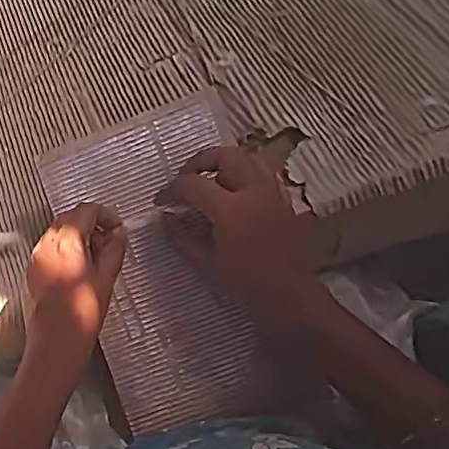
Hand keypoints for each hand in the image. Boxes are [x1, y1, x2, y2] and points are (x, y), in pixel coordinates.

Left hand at [23, 203, 126, 382]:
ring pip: (59, 233)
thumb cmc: (80, 316)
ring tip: (98, 258)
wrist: (56, 343)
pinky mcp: (33, 272)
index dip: (105, 215)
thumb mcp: (106, 278)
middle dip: (91, 225)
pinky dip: (66, 251)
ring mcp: (37, 258)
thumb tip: (118, 236)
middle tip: (110, 240)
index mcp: (65, 241)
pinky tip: (81, 269)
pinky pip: (50, 250)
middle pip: (70, 218)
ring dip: (79, 237)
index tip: (117, 226)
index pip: (86, 211)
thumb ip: (114, 249)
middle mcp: (46, 245)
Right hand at [159, 143, 315, 301]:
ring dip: (225, 163)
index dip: (172, 190)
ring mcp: (273, 192)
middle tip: (185, 180)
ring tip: (211, 179)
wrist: (286, 292)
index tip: (161, 201)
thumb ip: (181, 236)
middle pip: (225, 155)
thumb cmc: (244, 282)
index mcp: (231, 209)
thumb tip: (166, 217)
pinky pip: (265, 171)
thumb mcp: (205, 262)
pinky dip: (246, 172)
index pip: (193, 184)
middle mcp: (254, 191)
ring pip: (248, 157)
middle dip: (199, 163)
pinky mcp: (285, 198)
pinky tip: (236, 191)